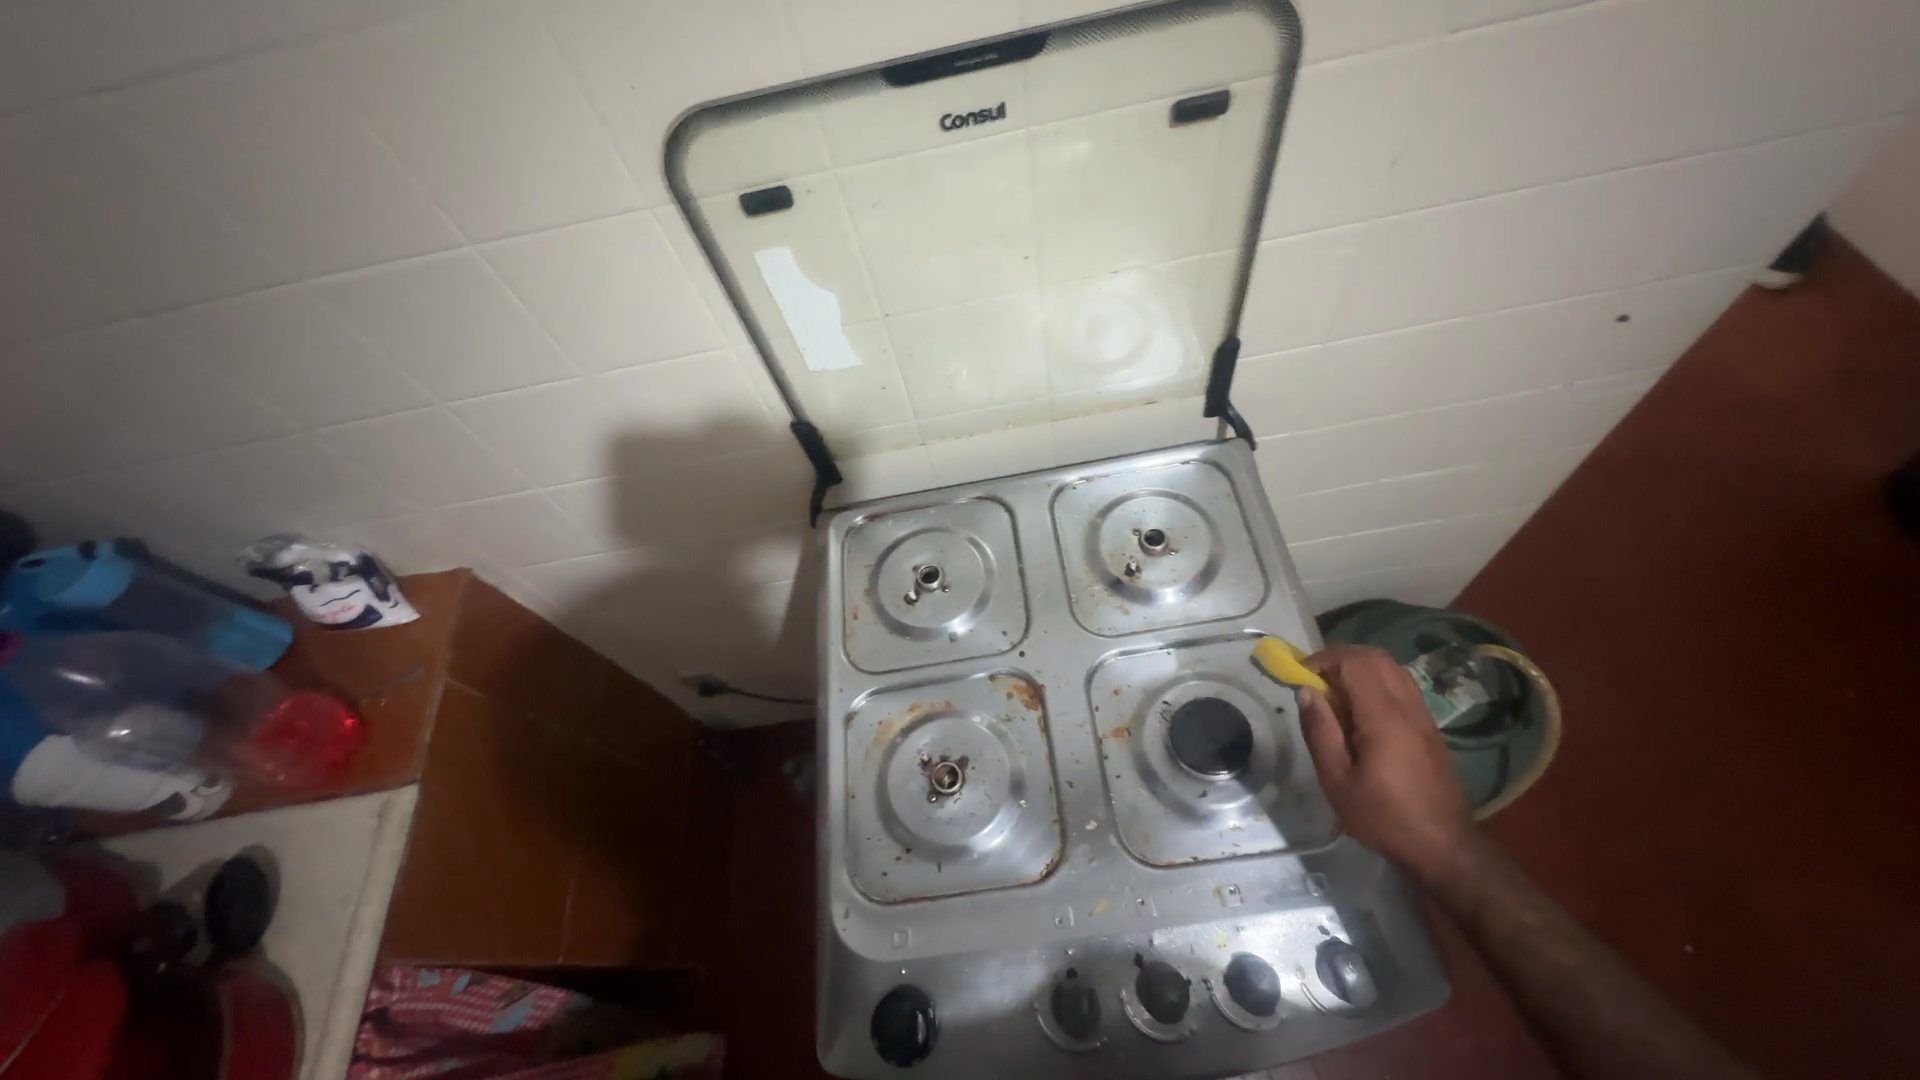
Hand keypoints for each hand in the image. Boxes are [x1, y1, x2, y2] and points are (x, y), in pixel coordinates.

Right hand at [1296, 645, 1471, 880]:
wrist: (1442, 846)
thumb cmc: (1383, 816)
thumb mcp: (1336, 779)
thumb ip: (1319, 731)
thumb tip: (1306, 691)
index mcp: (1383, 717)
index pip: (1355, 663)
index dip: (1324, 660)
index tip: (1301, 677)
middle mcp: (1408, 707)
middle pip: (1376, 657)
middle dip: (1340, 657)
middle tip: (1315, 679)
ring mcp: (1423, 716)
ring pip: (1392, 668)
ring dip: (1360, 667)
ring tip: (1334, 692)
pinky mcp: (1429, 727)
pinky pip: (1402, 686)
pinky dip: (1376, 682)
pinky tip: (1359, 710)